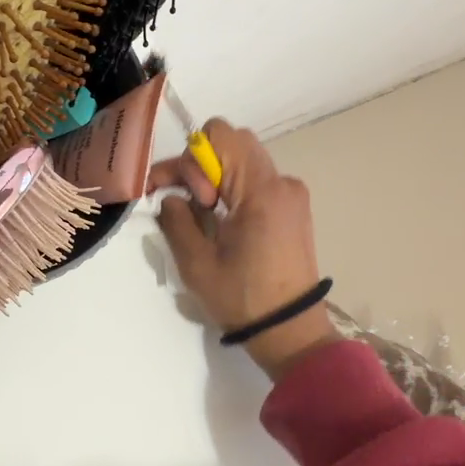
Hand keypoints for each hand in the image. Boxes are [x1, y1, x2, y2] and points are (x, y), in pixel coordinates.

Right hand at [150, 119, 338, 378]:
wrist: (290, 329)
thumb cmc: (242, 298)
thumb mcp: (196, 263)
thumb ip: (176, 220)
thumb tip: (172, 199)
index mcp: (261, 191)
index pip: (220, 135)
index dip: (191, 160)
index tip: (188, 199)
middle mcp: (281, 182)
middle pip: (232, 143)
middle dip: (200, 166)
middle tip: (193, 206)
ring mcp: (291, 194)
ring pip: (243, 161)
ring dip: (215, 178)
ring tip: (205, 218)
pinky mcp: (292, 208)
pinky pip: (255, 181)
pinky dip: (232, 190)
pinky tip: (223, 224)